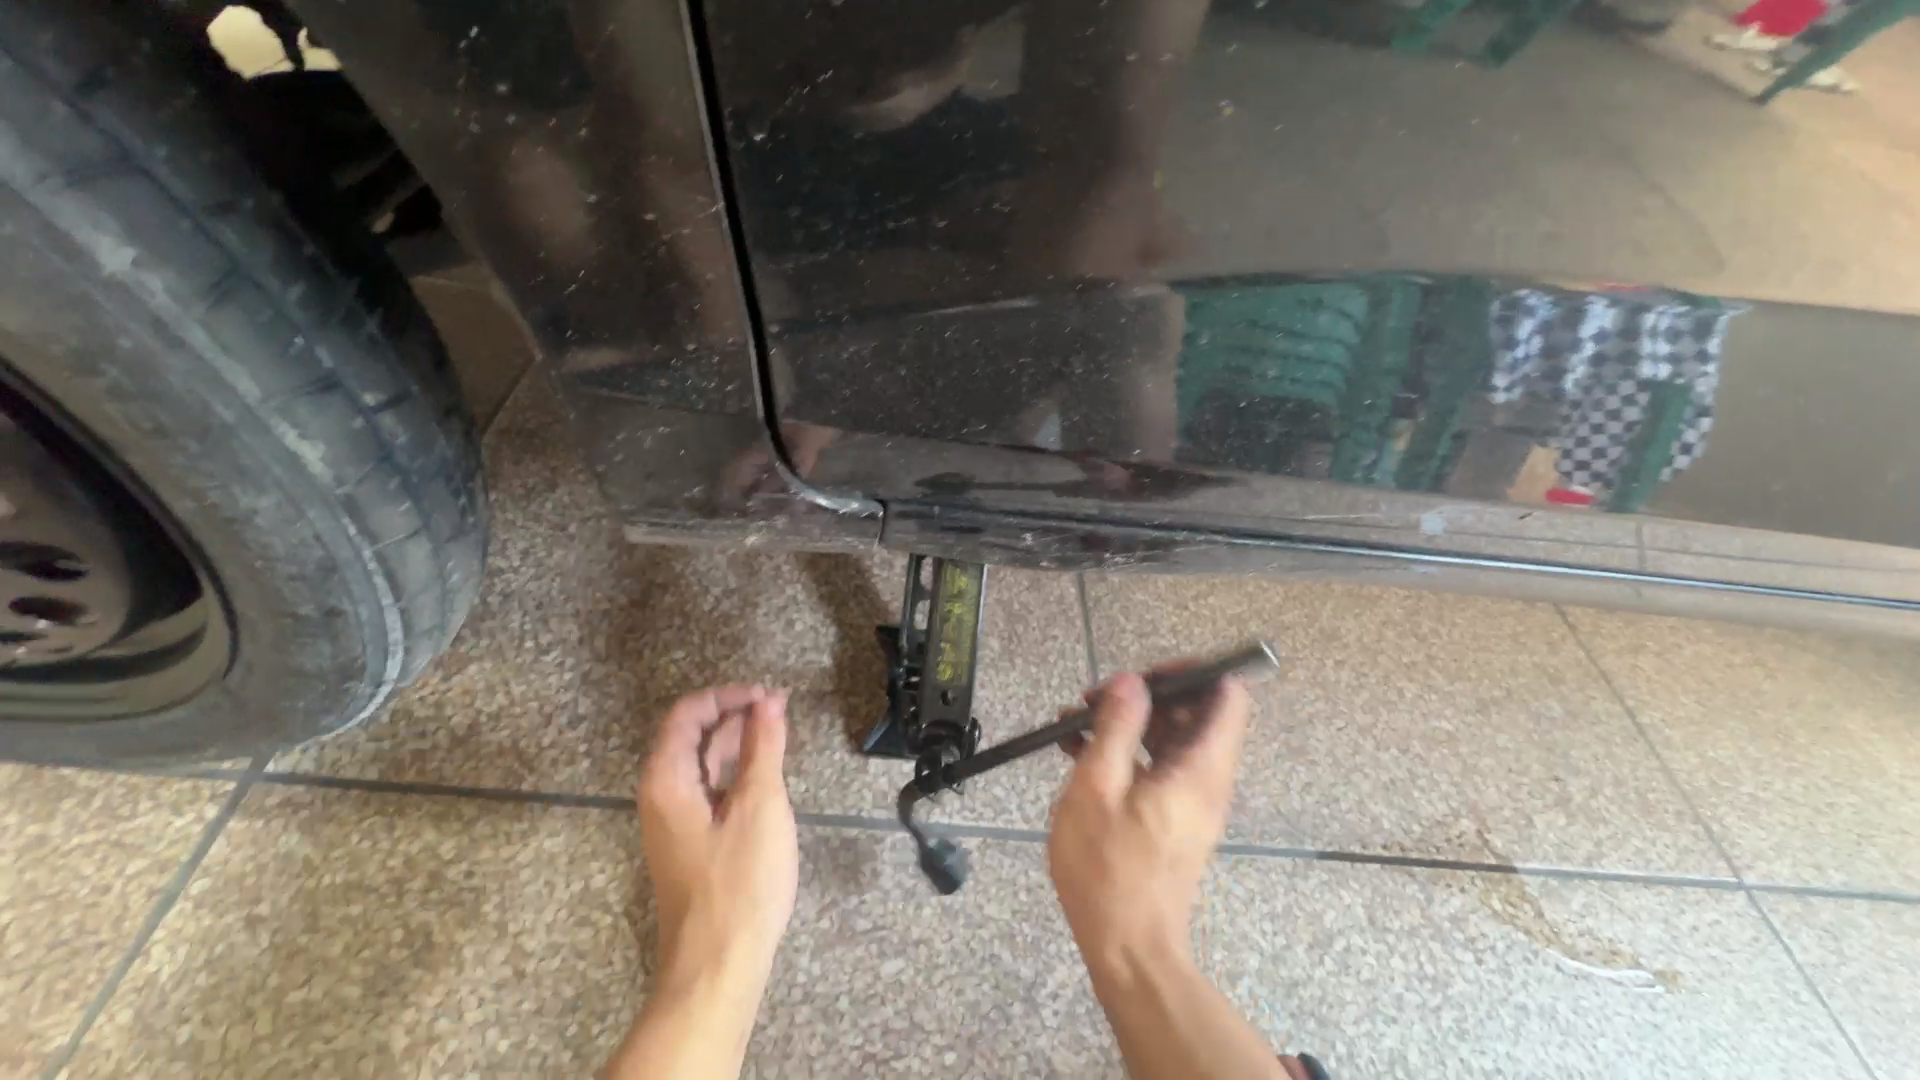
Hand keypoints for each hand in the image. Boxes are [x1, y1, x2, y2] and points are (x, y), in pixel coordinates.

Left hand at [637, 685, 799, 992]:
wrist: (718, 963)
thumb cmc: (739, 883)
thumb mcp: (760, 806)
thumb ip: (764, 748)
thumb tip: (769, 702)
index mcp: (667, 779)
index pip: (687, 714)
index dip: (727, 695)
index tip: (768, 697)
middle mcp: (661, 794)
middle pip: (691, 735)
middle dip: (734, 714)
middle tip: (780, 711)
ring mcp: (673, 820)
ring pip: (701, 762)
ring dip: (736, 741)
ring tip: (779, 734)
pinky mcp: (689, 841)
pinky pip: (707, 788)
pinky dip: (734, 770)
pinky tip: (764, 774)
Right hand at [1047, 669, 1251, 969]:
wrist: (1127, 948)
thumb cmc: (1108, 869)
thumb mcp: (1098, 788)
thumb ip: (1117, 727)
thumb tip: (1130, 680)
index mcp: (1200, 768)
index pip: (1227, 695)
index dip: (1193, 671)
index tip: (1144, 673)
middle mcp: (1205, 779)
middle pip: (1195, 713)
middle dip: (1146, 694)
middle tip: (1097, 698)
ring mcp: (1189, 799)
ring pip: (1170, 738)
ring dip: (1128, 721)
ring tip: (1077, 721)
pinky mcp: (1171, 816)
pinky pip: (1157, 765)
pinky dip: (1125, 750)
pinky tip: (1078, 750)